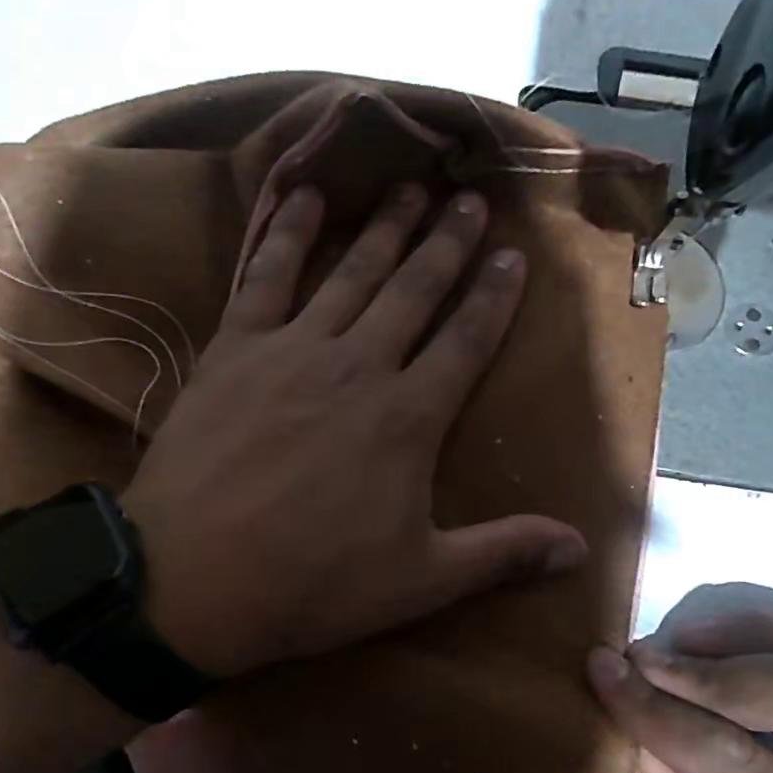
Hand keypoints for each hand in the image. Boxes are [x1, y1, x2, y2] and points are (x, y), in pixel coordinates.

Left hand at [124, 184, 585, 675]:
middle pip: (414, 290)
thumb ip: (504, 552)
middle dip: (448, 243)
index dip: (494, 296)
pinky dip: (284, 233)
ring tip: (411, 187)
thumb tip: (581, 549)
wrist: (192, 583)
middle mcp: (358, 367)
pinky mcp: (233, 352)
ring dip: (385, 227)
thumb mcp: (425, 580)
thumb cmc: (317, 584)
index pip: (466, 340)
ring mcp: (291, 351)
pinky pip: (264, 276)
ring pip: (350, 273)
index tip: (514, 254)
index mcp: (409, 418)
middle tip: (471, 197)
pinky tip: (302, 197)